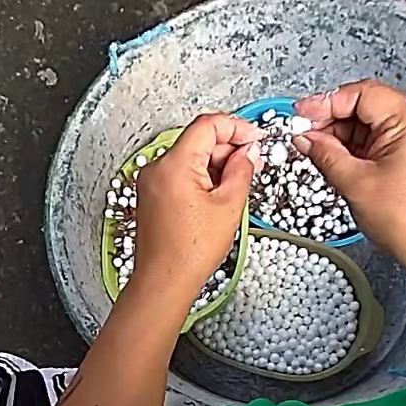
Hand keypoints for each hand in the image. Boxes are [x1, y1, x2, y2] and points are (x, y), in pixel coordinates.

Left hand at [129, 113, 258, 303]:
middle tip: (250, 165)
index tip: (254, 138)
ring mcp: (151, 183)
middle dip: (227, 149)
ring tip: (232, 190)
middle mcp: (157, 168)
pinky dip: (199, 179)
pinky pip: (179, 175)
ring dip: (214, 166)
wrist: (164, 280)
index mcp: (175, 164)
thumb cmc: (189, 252)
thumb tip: (248, 152)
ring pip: (189, 158)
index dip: (237, 128)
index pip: (208, 125)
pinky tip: (214, 199)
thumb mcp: (229, 206)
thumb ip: (242, 170)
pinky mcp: (151, 196)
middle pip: (198, 141)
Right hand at [293, 80, 405, 276]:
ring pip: (368, 123)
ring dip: (339, 134)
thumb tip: (305, 139)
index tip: (302, 114)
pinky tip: (333, 157)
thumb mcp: (354, 182)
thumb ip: (325, 154)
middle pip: (364, 105)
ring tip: (315, 150)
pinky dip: (352, 147)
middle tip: (304, 134)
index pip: (361, 94)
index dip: (326, 103)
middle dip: (331, 119)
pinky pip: (375, 139)